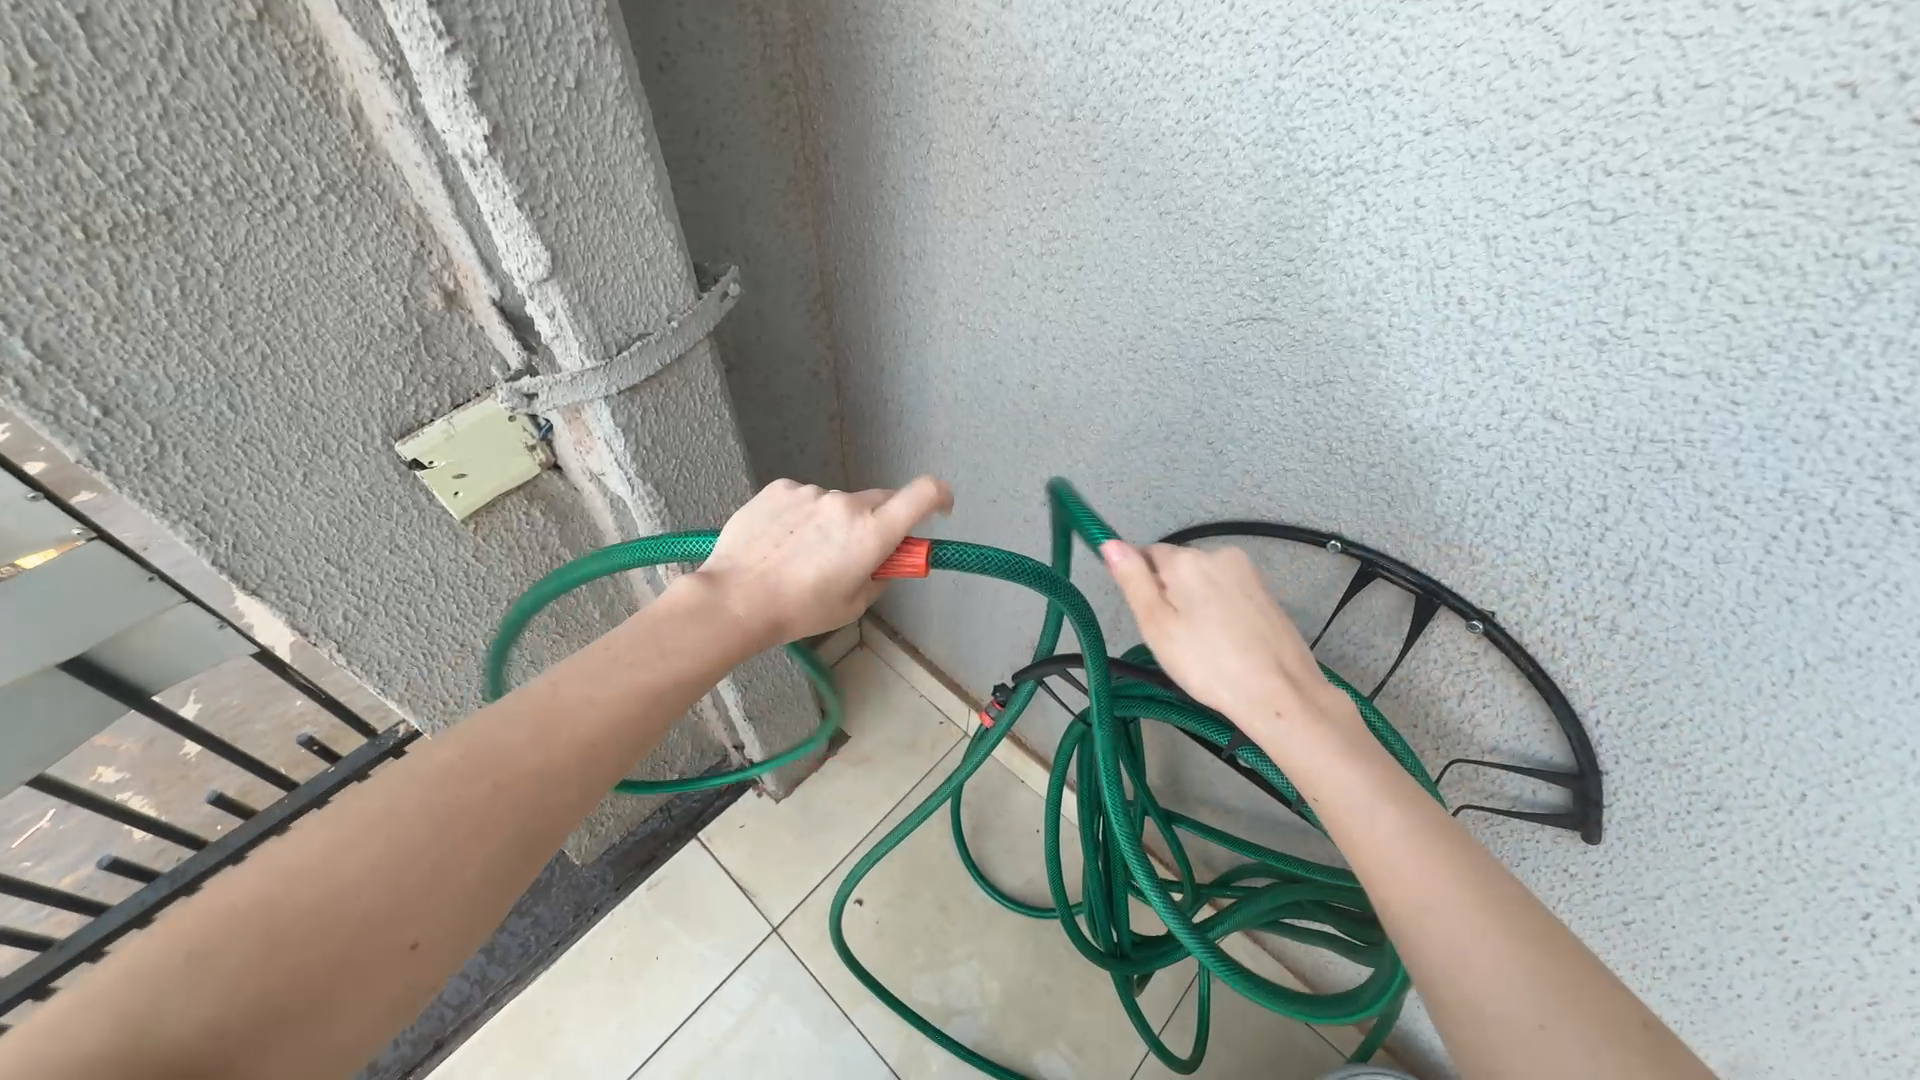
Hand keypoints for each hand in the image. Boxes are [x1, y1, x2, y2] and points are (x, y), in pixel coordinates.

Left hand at [689, 476, 952, 648]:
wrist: (735, 598)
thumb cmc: (799, 610)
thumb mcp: (852, 605)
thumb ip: (880, 576)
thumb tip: (887, 560)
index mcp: (872, 532)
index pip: (923, 494)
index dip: (940, 496)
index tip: (940, 508)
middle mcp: (846, 504)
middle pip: (880, 501)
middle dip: (877, 523)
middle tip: (855, 554)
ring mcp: (810, 492)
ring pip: (837, 503)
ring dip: (833, 522)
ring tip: (802, 556)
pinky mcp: (780, 488)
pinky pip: (804, 499)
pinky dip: (802, 517)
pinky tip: (781, 543)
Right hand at [1101, 539, 1357, 733]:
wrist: (1278, 693)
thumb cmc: (1208, 664)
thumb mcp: (1156, 625)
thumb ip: (1132, 580)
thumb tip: (1109, 542)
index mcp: (1187, 559)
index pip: (1146, 555)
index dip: (1141, 585)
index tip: (1148, 619)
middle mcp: (1218, 554)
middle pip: (1177, 567)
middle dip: (1170, 595)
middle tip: (1174, 639)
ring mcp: (1247, 572)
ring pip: (1203, 581)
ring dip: (1195, 603)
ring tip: (1202, 644)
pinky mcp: (1265, 591)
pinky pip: (1227, 592)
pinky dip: (1219, 611)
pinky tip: (1224, 642)